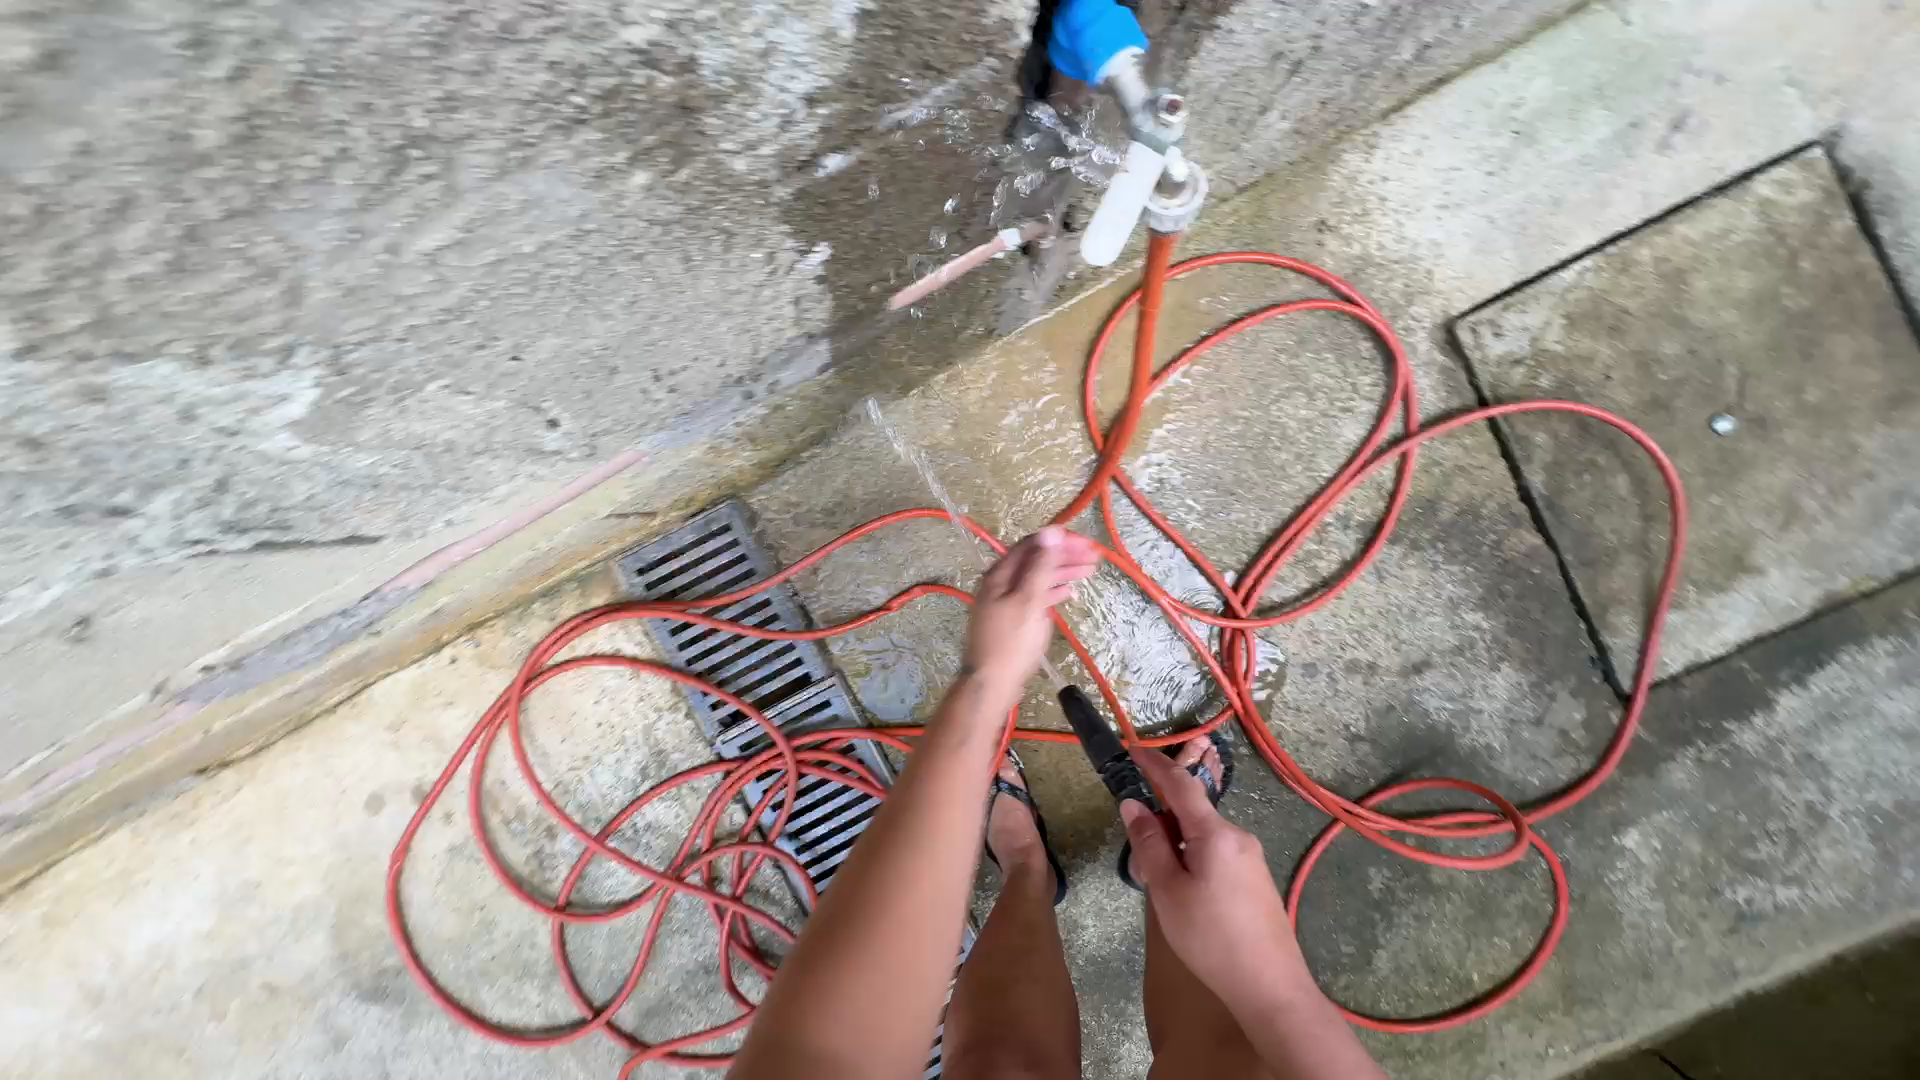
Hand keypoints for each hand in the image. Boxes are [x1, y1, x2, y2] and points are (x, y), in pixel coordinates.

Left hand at [961, 526, 1099, 694]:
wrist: (992, 683)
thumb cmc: (1012, 642)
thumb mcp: (1029, 601)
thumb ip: (1040, 566)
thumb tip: (1051, 531)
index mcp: (1000, 574)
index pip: (1032, 545)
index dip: (1060, 541)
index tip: (1086, 544)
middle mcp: (1000, 583)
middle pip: (1035, 561)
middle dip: (1064, 556)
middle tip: (1093, 558)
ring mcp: (1005, 601)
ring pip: (1036, 579)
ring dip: (1061, 572)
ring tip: (1088, 572)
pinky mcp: (1011, 619)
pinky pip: (1034, 596)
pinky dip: (1052, 592)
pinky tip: (1068, 593)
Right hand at [1121, 748, 1310, 1015]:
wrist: (1272, 990)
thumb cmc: (1211, 938)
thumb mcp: (1168, 890)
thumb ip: (1149, 843)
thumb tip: (1133, 804)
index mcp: (1215, 833)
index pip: (1180, 784)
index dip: (1155, 764)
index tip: (1133, 748)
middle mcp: (1238, 837)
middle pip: (1191, 814)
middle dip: (1161, 825)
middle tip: (1139, 861)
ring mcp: (1251, 859)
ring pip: (1203, 838)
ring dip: (1177, 849)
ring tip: (1161, 889)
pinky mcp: (1256, 882)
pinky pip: (1217, 856)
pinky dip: (1194, 862)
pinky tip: (1188, 899)